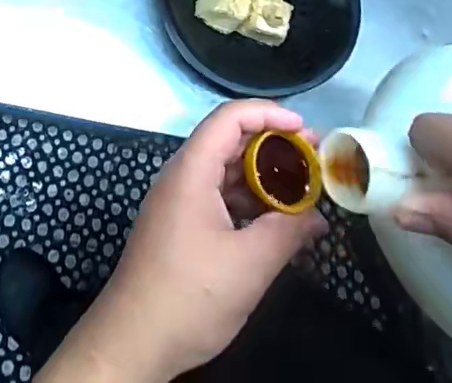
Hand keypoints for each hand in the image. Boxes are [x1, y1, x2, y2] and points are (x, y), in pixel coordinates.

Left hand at [38, 101, 325, 382]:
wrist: (134, 337)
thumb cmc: (189, 294)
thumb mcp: (248, 265)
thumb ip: (286, 233)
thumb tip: (317, 217)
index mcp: (191, 169)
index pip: (229, 118)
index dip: (268, 113)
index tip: (305, 128)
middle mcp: (182, 175)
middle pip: (228, 140)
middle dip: (272, 143)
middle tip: (314, 156)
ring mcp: (179, 199)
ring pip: (225, 169)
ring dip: (263, 174)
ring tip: (303, 187)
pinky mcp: (181, 223)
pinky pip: (219, 195)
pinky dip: (249, 199)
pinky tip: (277, 219)